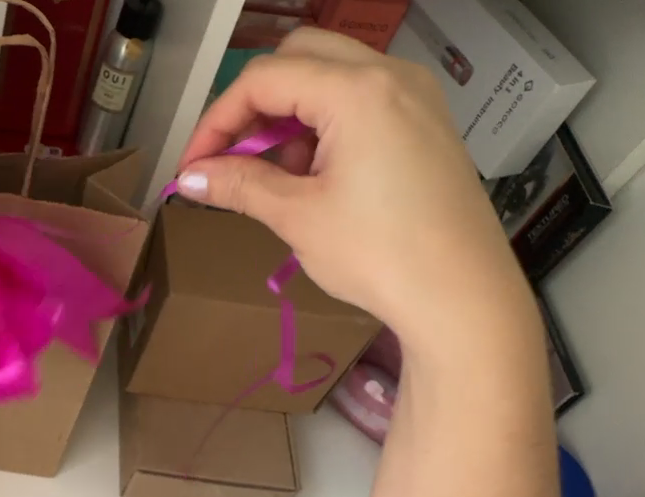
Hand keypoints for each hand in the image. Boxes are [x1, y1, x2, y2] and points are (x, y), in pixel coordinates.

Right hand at [173, 30, 534, 352]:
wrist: (457, 291)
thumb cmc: (377, 253)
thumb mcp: (297, 217)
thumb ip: (239, 186)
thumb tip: (186, 179)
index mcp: (358, 91)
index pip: (264, 78)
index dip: (216, 121)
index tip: (191, 167)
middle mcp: (390, 75)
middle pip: (299, 57)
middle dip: (252, 105)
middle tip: (227, 159)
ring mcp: (412, 95)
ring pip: (329, 76)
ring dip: (286, 116)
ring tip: (273, 178)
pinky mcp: (421, 121)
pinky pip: (358, 101)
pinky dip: (321, 126)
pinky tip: (312, 177)